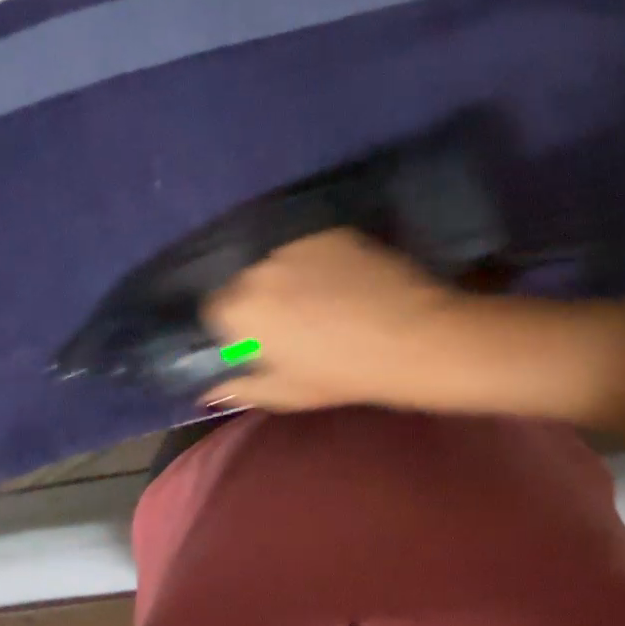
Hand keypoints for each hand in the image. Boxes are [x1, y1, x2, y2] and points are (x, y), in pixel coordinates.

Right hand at [201, 228, 465, 410]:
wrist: (416, 338)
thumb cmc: (346, 374)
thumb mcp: (289, 392)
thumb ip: (241, 388)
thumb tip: (208, 392)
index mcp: (241, 310)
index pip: (214, 309)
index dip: (233, 326)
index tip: (257, 341)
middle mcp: (259, 269)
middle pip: (244, 281)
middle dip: (260, 299)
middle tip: (293, 323)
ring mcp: (296, 245)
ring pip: (277, 263)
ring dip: (287, 279)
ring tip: (322, 302)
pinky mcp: (329, 233)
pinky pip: (309, 249)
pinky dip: (317, 264)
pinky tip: (344, 285)